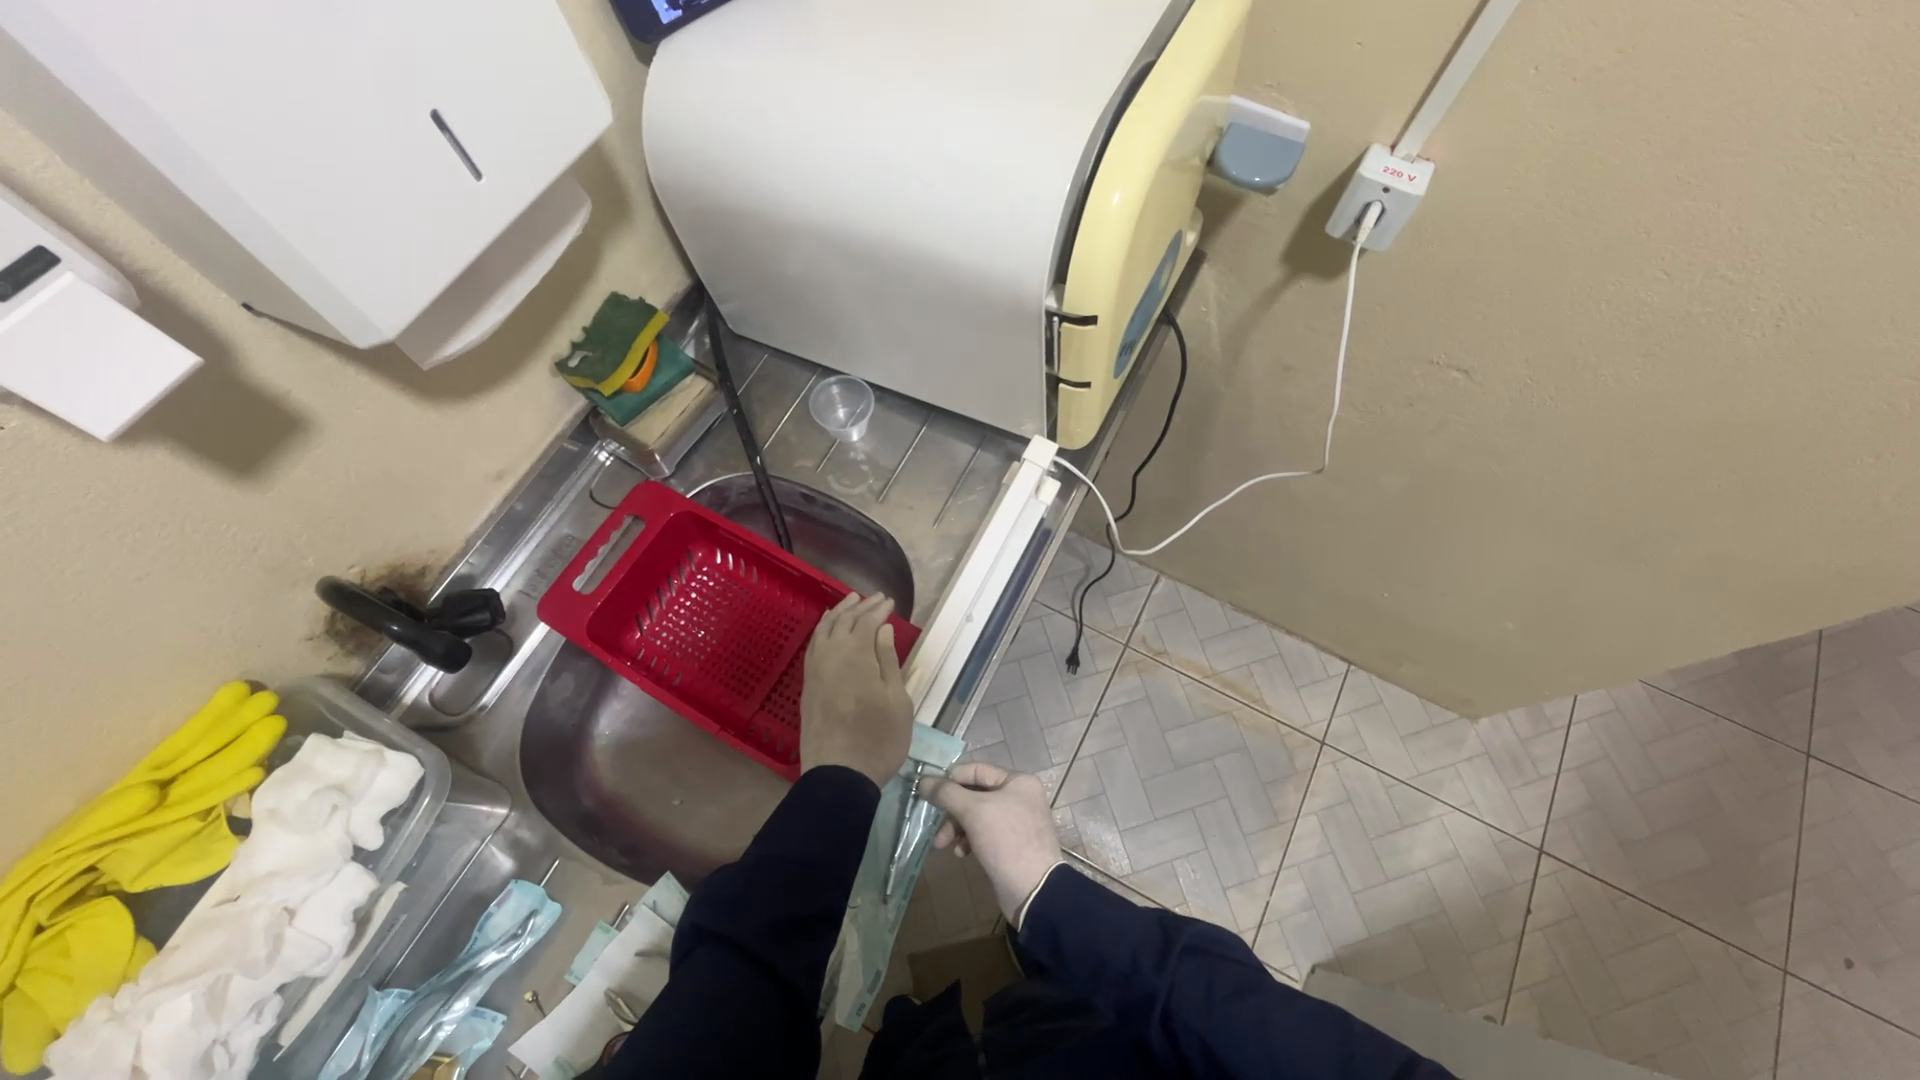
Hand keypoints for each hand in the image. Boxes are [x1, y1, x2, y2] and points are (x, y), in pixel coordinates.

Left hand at [800, 592, 912, 786]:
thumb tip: (883, 629)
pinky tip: (828, 630)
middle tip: (875, 598)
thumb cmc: (879, 739)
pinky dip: (822, 631)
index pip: (867, 621)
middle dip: (860, 606)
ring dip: (838, 613)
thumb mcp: (897, 700)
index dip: (879, 609)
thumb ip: (888, 661)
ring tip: (850, 602)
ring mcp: (815, 670)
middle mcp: (831, 655)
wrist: (839, 775)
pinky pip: (813, 646)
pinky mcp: (807, 685)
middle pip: (844, 621)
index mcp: (856, 655)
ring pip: (823, 630)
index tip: (891, 602)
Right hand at [923, 763, 1062, 925]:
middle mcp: (1019, 796)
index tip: (929, 794)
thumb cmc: (1005, 840)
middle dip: (952, 812)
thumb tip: (924, 781)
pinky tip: (962, 853)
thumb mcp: (973, 811)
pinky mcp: (1012, 843)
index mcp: (1018, 781)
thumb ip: (947, 793)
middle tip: (936, 828)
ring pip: (977, 816)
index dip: (950, 780)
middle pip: (975, 795)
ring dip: (957, 828)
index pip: (976, 770)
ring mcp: (1017, 820)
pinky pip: (984, 833)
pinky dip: (970, 840)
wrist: (1033, 890)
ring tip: (943, 845)